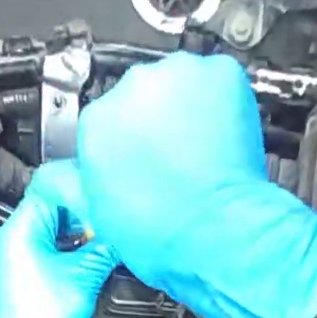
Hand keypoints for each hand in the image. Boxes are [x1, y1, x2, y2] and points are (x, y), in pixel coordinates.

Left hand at [0, 161, 117, 317]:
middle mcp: (17, 238)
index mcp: (20, 230)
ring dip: (85, 234)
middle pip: (57, 206)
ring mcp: (24, 257)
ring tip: (108, 242)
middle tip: (113, 221)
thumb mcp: (83, 280)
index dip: (82, 187)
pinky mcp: (33, 274)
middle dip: (88, 213)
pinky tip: (96, 260)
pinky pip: (58, 250)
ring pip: (60, 230)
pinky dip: (78, 251)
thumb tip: (124, 232)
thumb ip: (105, 248)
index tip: (106, 194)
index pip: (51, 185)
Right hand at [75, 53, 316, 317]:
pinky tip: (223, 145)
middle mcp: (130, 93)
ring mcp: (177, 80)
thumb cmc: (170, 240)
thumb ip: (95, 186)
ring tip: (203, 158)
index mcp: (97, 129)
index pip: (107, 121)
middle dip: (158, 125)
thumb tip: (91, 180)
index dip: (129, 144)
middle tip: (177, 164)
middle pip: (142, 97)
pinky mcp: (220, 77)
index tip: (143, 159)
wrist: (219, 238)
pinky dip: (225, 107)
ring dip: (190, 112)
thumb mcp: (108, 222)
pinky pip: (220, 82)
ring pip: (181, 84)